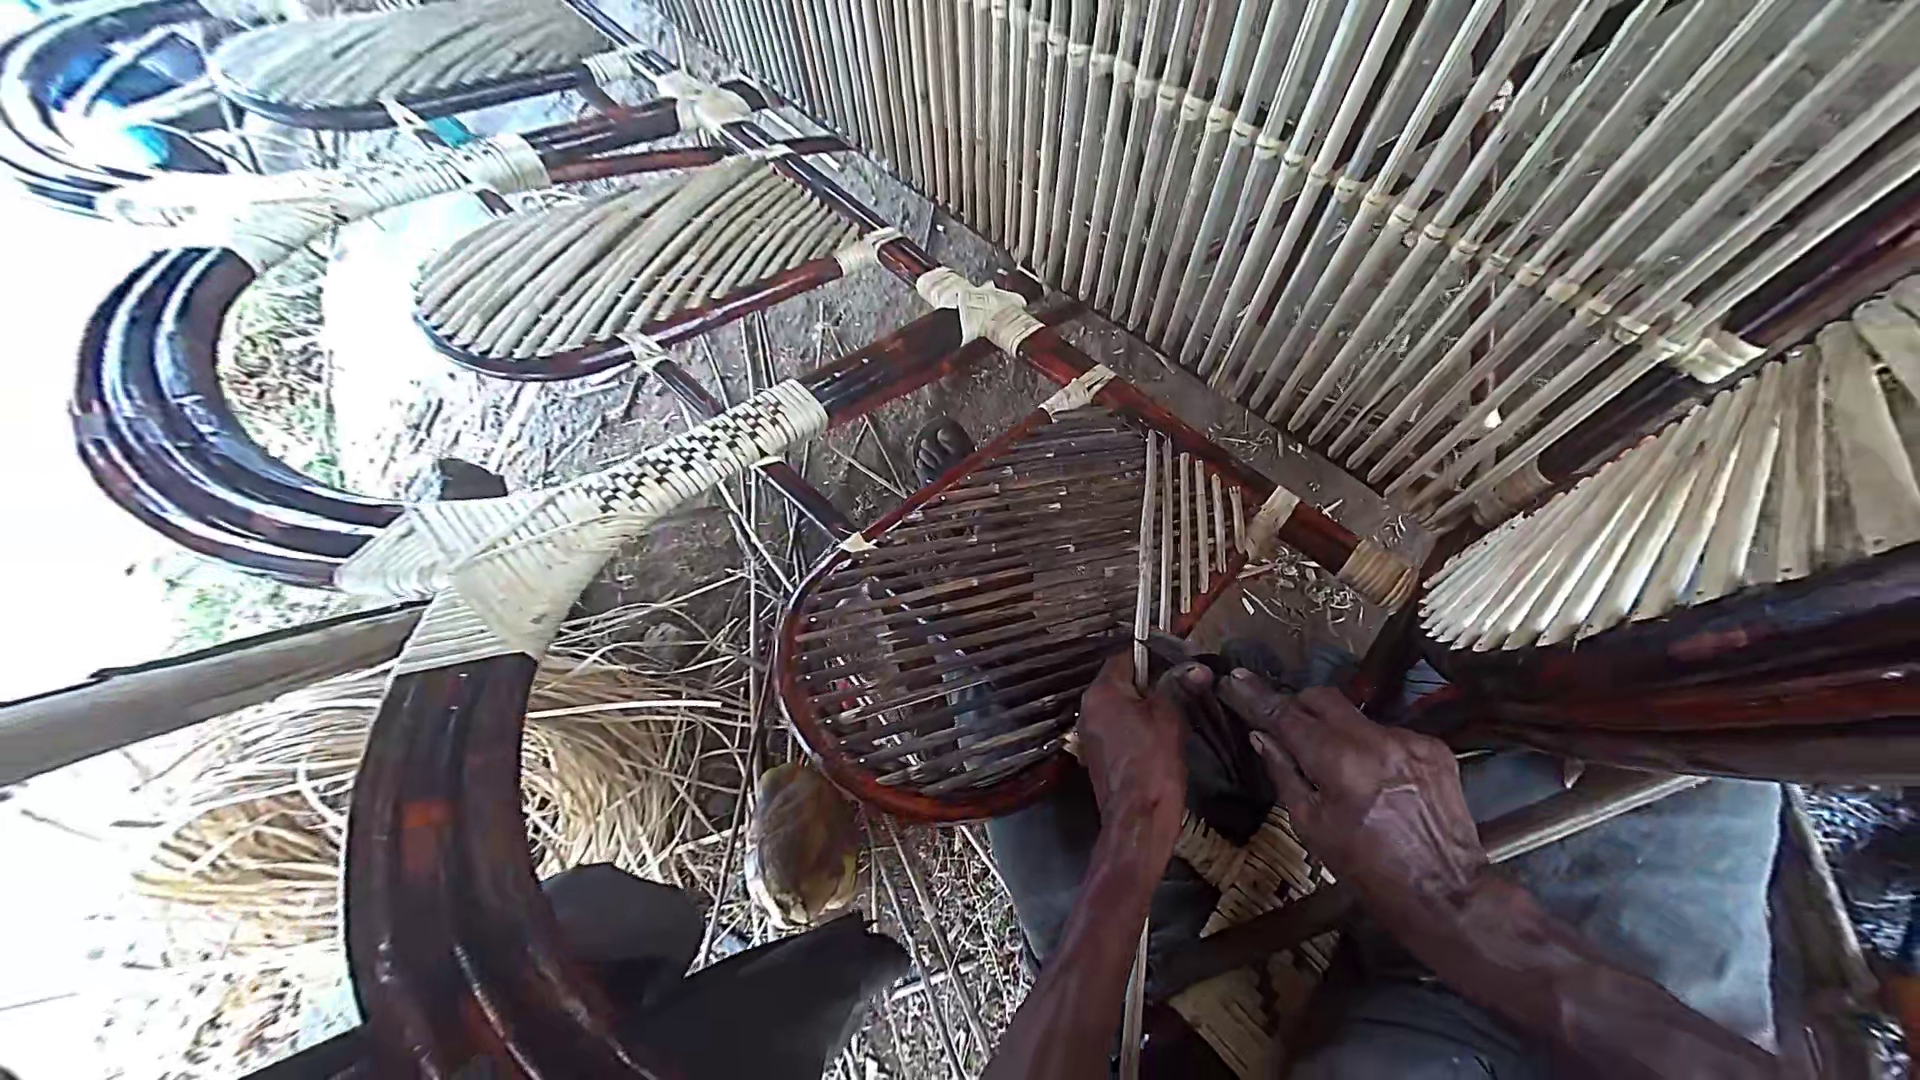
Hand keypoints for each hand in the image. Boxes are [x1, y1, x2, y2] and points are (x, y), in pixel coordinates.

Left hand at [1076, 652, 1206, 855]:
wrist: (1138, 819)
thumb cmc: (1151, 766)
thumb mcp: (1169, 718)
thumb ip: (1178, 686)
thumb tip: (1196, 668)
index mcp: (1101, 693)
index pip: (1125, 656)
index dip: (1152, 652)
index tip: (1175, 652)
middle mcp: (1089, 708)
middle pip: (1122, 680)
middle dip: (1152, 680)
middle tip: (1181, 683)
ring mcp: (1092, 732)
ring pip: (1122, 704)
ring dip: (1147, 703)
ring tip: (1176, 709)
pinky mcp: (1100, 753)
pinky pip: (1120, 725)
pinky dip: (1139, 723)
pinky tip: (1162, 735)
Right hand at [1218, 672, 1485, 920]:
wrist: (1445, 894)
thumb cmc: (1364, 865)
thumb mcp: (1309, 824)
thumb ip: (1283, 771)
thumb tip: (1261, 735)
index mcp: (1337, 761)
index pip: (1286, 714)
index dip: (1257, 695)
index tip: (1237, 678)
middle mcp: (1373, 740)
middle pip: (1322, 697)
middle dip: (1298, 705)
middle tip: (1287, 726)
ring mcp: (1409, 741)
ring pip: (1354, 714)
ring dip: (1335, 729)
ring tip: (1337, 764)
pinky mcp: (1434, 748)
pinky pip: (1386, 731)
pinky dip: (1369, 745)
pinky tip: (1374, 775)